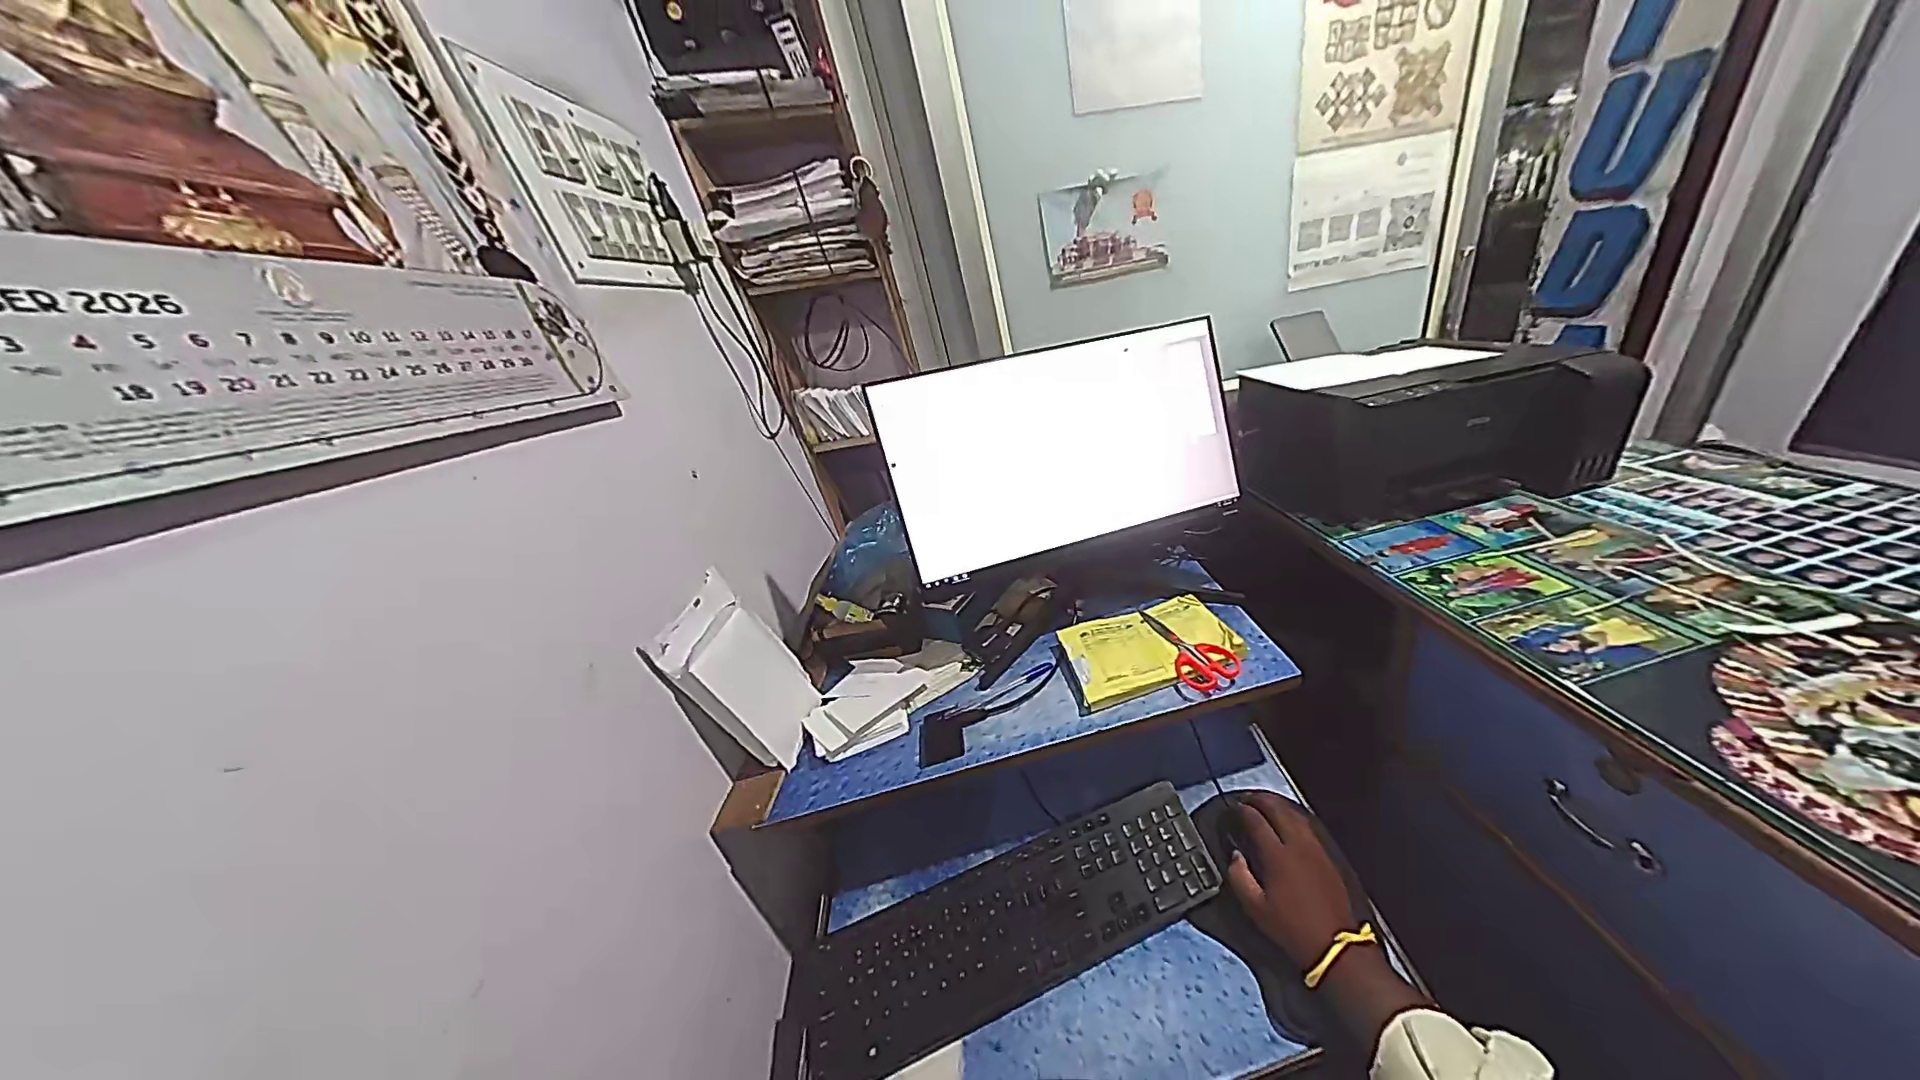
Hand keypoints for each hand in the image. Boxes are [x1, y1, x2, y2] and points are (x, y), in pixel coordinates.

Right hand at [1225, 792, 1428, 1050]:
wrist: (1337, 948)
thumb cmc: (1292, 929)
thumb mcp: (1255, 908)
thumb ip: (1239, 877)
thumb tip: (1235, 856)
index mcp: (1277, 855)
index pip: (1255, 820)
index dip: (1242, 811)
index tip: (1234, 810)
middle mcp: (1298, 845)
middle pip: (1277, 809)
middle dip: (1260, 799)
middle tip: (1248, 798)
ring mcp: (1318, 850)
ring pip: (1297, 814)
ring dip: (1279, 804)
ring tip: (1267, 803)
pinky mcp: (1331, 857)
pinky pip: (1310, 826)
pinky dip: (1295, 816)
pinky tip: (1290, 820)